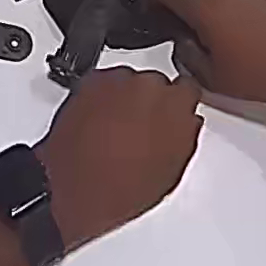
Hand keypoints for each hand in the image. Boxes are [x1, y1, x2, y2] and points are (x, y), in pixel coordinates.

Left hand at [34, 67, 202, 249]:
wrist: (77, 183)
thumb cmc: (122, 186)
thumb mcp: (170, 170)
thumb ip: (184, 137)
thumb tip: (186, 123)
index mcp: (176, 107)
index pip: (189, 88)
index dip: (180, 102)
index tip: (175, 110)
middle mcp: (148, 86)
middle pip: (157, 83)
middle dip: (151, 100)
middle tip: (141, 125)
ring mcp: (118, 80)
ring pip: (129, 80)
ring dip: (126, 96)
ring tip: (115, 126)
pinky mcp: (91, 79)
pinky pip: (104, 82)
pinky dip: (102, 95)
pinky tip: (98, 119)